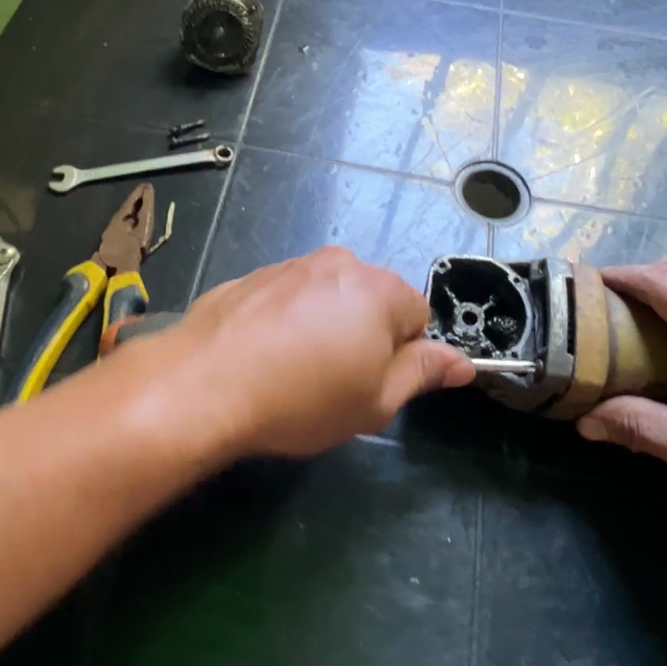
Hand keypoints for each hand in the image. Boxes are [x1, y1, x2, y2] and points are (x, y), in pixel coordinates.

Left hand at [160, 248, 475, 456]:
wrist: (204, 383)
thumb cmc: (302, 399)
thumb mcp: (375, 401)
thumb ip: (422, 374)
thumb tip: (461, 361)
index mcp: (379, 290)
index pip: (418, 316)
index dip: (401, 356)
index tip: (372, 384)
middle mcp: (339, 264)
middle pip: (371, 300)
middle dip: (363, 335)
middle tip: (334, 382)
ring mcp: (291, 265)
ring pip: (327, 298)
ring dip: (323, 327)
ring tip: (292, 372)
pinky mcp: (252, 276)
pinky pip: (287, 298)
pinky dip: (285, 322)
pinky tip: (262, 357)